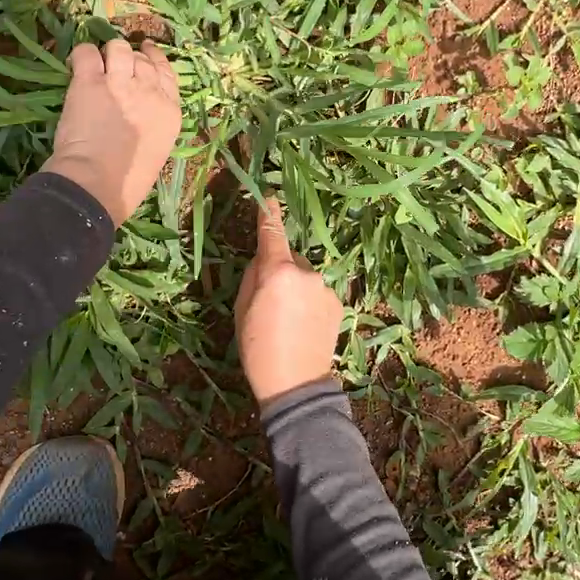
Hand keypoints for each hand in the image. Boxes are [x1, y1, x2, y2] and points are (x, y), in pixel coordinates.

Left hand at [42, 38, 181, 223]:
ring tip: (99, 63)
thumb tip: (140, 115)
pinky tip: (77, 64)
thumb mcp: (157, 149)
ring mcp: (119, 83)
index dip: (155, 58)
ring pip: (118, 48)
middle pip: (142, 59)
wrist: (98, 181)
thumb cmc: (129, 181)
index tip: (146, 52)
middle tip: (116, 65)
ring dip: (109, 53)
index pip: (167, 72)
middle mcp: (149, 91)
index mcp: (170, 111)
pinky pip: (87, 53)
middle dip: (130, 59)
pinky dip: (83, 54)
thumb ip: (153, 124)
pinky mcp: (90, 82)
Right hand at [235, 200, 343, 405]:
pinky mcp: (337, 302)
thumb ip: (254, 277)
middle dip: (279, 272)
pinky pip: (317, 293)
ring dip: (295, 289)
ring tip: (287, 322)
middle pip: (288, 260)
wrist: (296, 383)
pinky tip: (303, 328)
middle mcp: (306, 272)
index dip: (268, 214)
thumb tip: (264, 261)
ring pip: (304, 277)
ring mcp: (325, 287)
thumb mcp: (242, 309)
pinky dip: (309, 303)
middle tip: (268, 305)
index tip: (268, 196)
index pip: (272, 233)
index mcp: (277, 272)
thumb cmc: (258, 348)